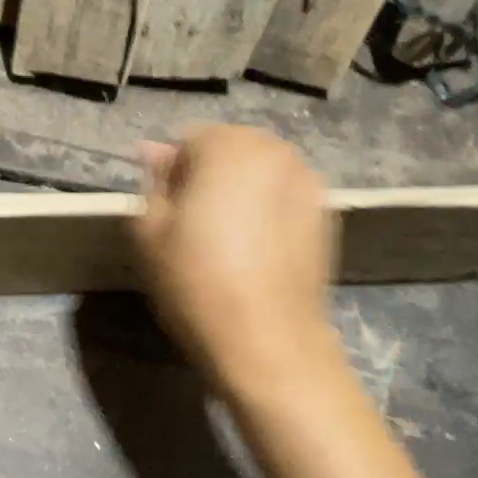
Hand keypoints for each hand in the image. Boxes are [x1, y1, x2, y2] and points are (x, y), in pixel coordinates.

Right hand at [129, 125, 340, 386]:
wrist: (267, 337)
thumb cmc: (196, 283)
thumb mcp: (150, 234)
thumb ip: (152, 183)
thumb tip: (151, 150)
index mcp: (227, 146)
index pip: (188, 140)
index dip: (170, 174)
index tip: (165, 213)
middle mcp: (274, 149)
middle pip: (230, 149)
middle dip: (209, 176)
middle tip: (192, 226)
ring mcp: (308, 179)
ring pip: (260, 172)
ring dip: (240, 192)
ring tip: (226, 239)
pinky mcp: (327, 211)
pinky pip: (285, 197)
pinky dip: (268, 211)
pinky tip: (256, 251)